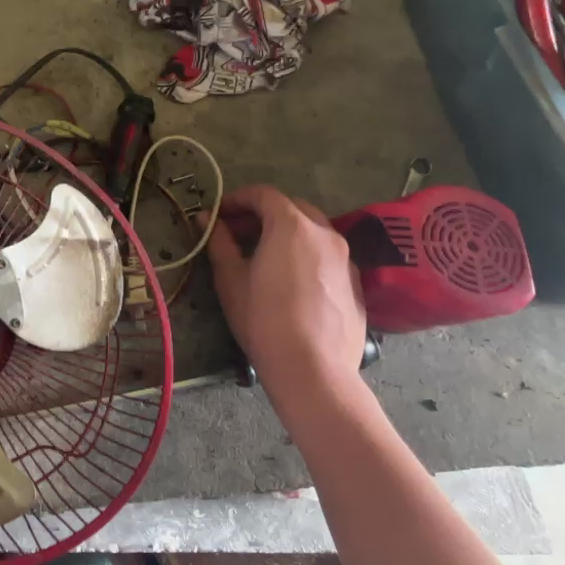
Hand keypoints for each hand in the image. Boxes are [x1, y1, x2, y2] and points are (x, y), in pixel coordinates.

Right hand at [207, 185, 367, 400]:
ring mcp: (346, 259)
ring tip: (265, 256)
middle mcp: (325, 234)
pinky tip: (291, 281)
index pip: (264, 194)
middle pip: (293, 208)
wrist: (313, 369)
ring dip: (287, 233)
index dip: (237, 199)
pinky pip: (328, 256)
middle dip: (264, 213)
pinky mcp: (357, 284)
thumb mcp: (230, 278)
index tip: (218, 214)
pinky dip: (306, 255)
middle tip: (239, 231)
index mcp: (291, 226)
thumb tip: (207, 219)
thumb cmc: (263, 318)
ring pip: (314, 231)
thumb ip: (220, 241)